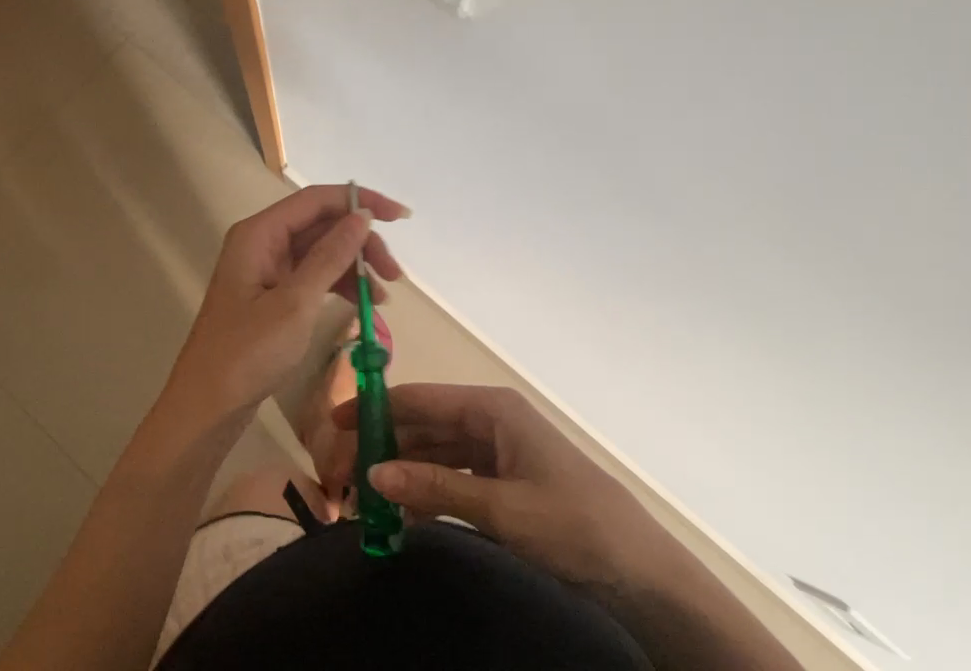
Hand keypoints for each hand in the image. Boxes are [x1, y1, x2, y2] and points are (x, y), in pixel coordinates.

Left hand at [163, 185, 408, 420]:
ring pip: (321, 251)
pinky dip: (339, 284)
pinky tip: (364, 301)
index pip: (316, 200)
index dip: (359, 201)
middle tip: (394, 274)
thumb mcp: (296, 303)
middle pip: (321, 225)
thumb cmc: (247, 353)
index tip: (399, 218)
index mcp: (259, 234)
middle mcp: (262, 243)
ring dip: (355, 266)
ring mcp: (266, 270)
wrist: (208, 406)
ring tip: (384, 295)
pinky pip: (313, 276)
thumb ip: (330, 256)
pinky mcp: (272, 296)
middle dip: (361, 242)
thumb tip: (361, 217)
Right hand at [331, 383, 654, 587]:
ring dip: (401, 476)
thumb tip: (373, 473)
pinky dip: (426, 495)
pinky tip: (402, 518)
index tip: (332, 427)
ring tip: (364, 503)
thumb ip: (435, 489)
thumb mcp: (500, 509)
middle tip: (342, 478)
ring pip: (434, 455)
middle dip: (383, 448)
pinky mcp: (504, 482)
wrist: (638, 572)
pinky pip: (452, 479)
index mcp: (492, 409)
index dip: (373, 409)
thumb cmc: (572, 525)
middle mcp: (491, 421)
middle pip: (423, 426)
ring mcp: (498, 452)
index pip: (419, 399)